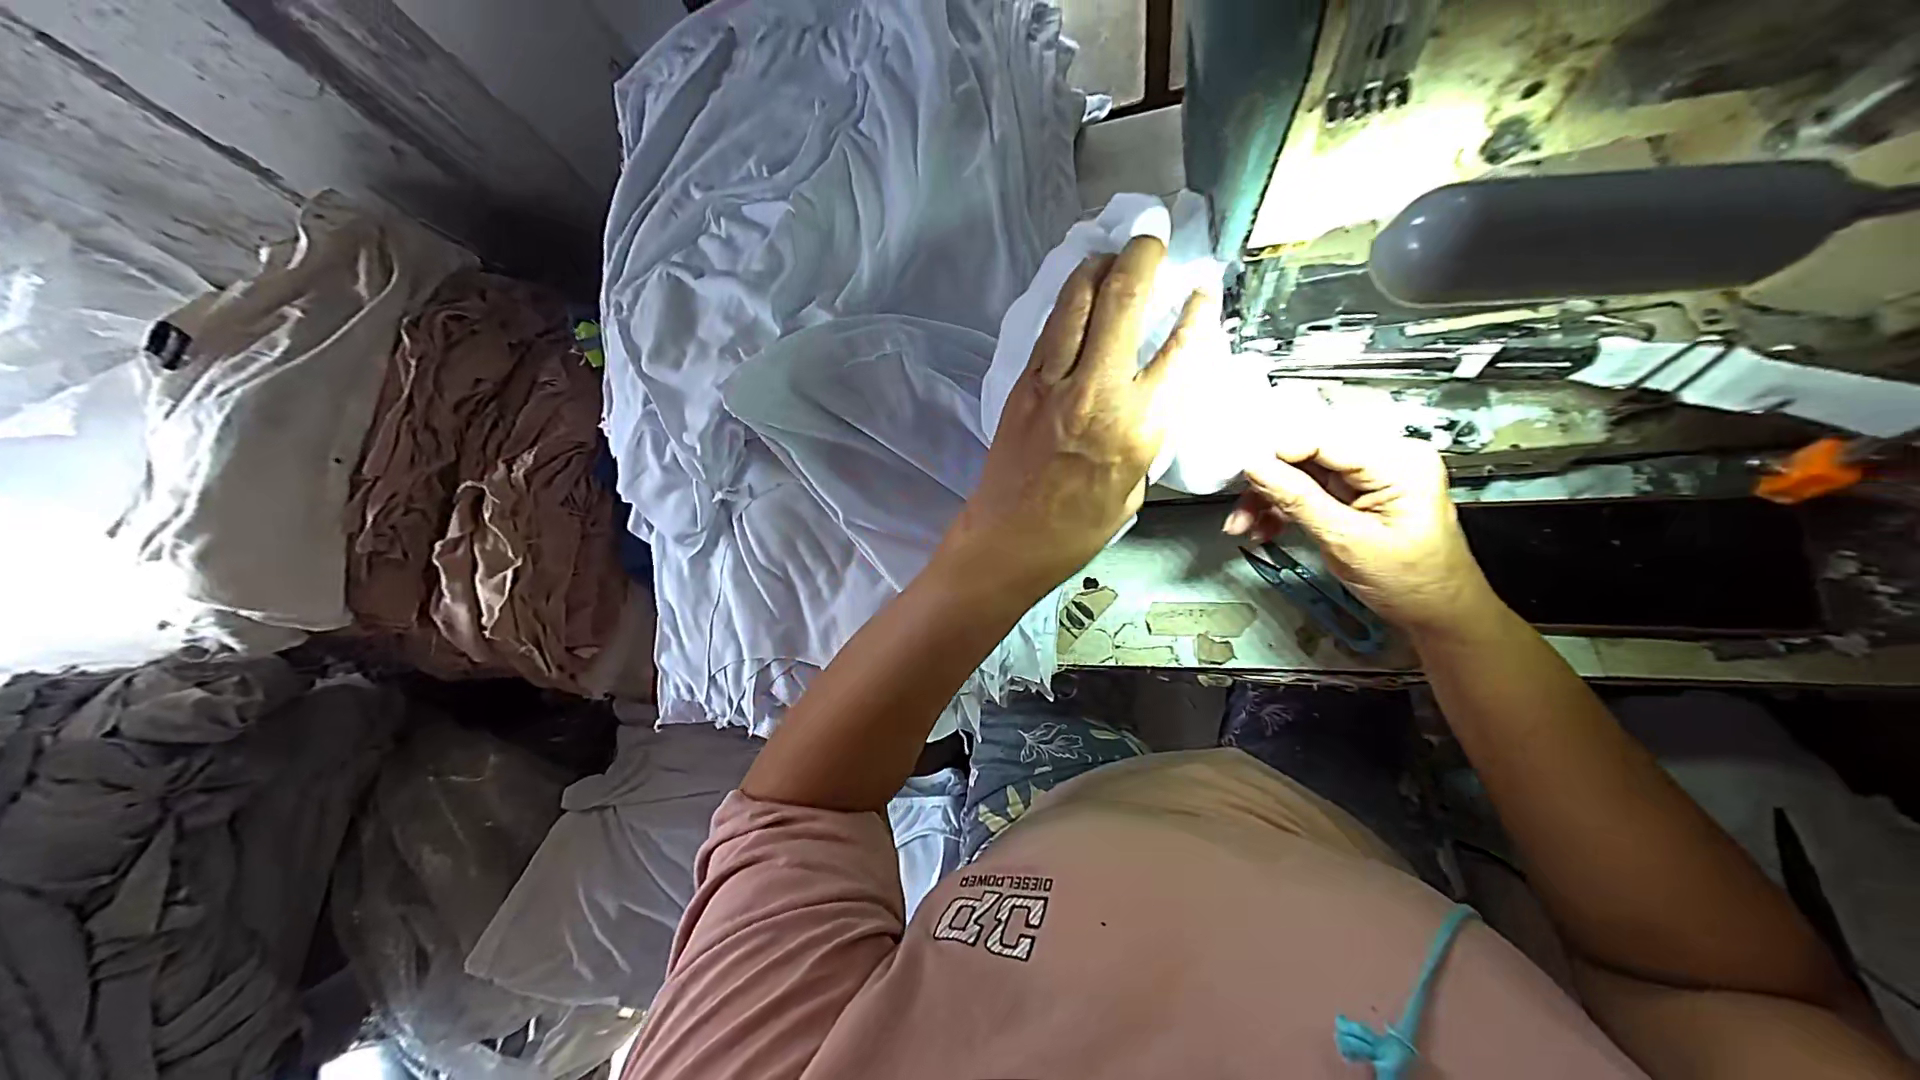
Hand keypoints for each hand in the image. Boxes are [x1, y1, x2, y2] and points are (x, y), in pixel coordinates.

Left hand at [946, 236, 1217, 598]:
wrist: (1011, 539)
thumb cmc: (1079, 527)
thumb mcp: (1135, 484)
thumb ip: (1147, 432)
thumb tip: (1151, 396)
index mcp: (1138, 425)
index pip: (1178, 349)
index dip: (1194, 312)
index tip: (1200, 290)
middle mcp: (1097, 391)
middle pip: (1123, 301)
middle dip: (1142, 257)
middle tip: (1152, 238)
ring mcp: (1053, 382)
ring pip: (1076, 303)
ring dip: (1097, 267)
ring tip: (1111, 253)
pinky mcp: (1022, 384)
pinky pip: (1049, 329)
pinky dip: (1067, 301)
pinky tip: (1077, 292)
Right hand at [1224, 427, 1502, 636]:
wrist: (1436, 613)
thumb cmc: (1415, 582)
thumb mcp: (1347, 541)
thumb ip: (1298, 500)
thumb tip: (1259, 468)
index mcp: (1400, 461)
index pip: (1324, 440)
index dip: (1278, 453)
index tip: (1244, 470)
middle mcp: (1387, 459)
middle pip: (1307, 455)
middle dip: (1269, 482)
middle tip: (1240, 505)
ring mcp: (1370, 475)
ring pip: (1300, 473)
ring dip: (1269, 499)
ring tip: (1247, 524)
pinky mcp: (1355, 491)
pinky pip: (1308, 489)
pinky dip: (1283, 508)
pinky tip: (1266, 526)